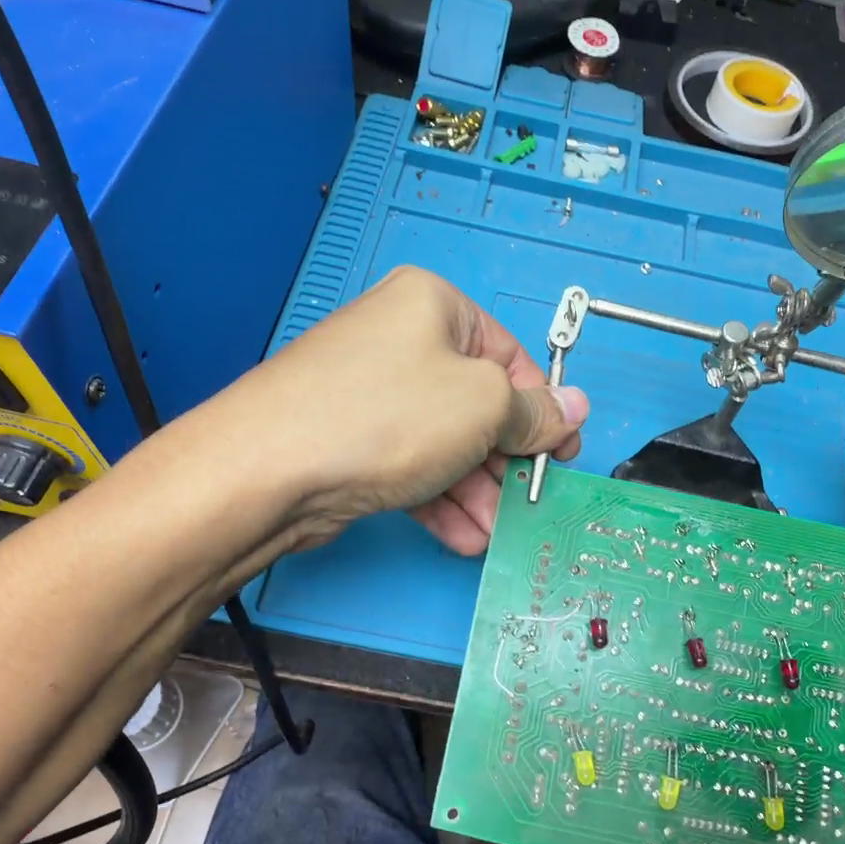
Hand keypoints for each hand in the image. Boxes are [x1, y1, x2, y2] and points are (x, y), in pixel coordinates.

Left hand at [221, 266, 587, 554]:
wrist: (269, 469)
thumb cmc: (385, 417)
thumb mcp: (483, 407)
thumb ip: (535, 412)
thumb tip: (576, 408)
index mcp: (433, 306)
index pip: (510, 356)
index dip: (541, 408)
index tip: (560, 454)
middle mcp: (400, 341)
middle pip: (477, 404)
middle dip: (505, 461)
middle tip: (526, 501)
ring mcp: (371, 394)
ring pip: (445, 443)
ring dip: (476, 492)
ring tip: (494, 532)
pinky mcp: (351, 440)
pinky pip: (411, 466)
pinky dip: (439, 500)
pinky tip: (462, 537)